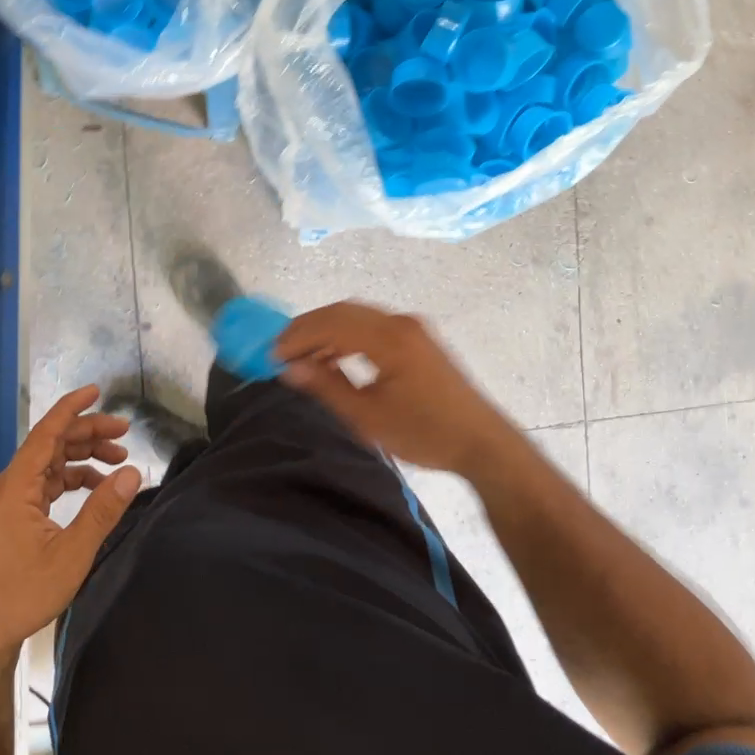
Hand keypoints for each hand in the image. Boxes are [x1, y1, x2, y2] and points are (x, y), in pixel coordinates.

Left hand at [0, 386, 143, 652]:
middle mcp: (9, 486)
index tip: (97, 389)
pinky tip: (95, 487)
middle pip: (51, 444)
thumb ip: (102, 510)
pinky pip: (45, 483)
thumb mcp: (72, 553)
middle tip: (125, 433)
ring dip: (82, 456)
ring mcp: (9, 502)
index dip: (72, 407)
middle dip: (88, 433)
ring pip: (49, 463)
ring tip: (117, 459)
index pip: (47, 432)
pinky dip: (71, 478)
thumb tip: (133, 472)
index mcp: (17, 487)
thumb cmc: (24, 593)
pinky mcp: (12, 517)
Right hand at [275, 301, 518, 476]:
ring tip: (302, 359)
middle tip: (281, 354)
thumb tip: (290, 368)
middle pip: (342, 312)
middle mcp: (400, 322)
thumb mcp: (368, 417)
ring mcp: (412, 328)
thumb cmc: (425, 433)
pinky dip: (347, 336)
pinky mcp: (417, 338)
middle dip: (308, 329)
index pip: (331, 322)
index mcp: (389, 338)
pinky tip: (334, 359)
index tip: (272, 356)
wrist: (482, 443)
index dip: (298, 336)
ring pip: (356, 316)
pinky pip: (372, 326)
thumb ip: (327, 388)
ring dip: (326, 332)